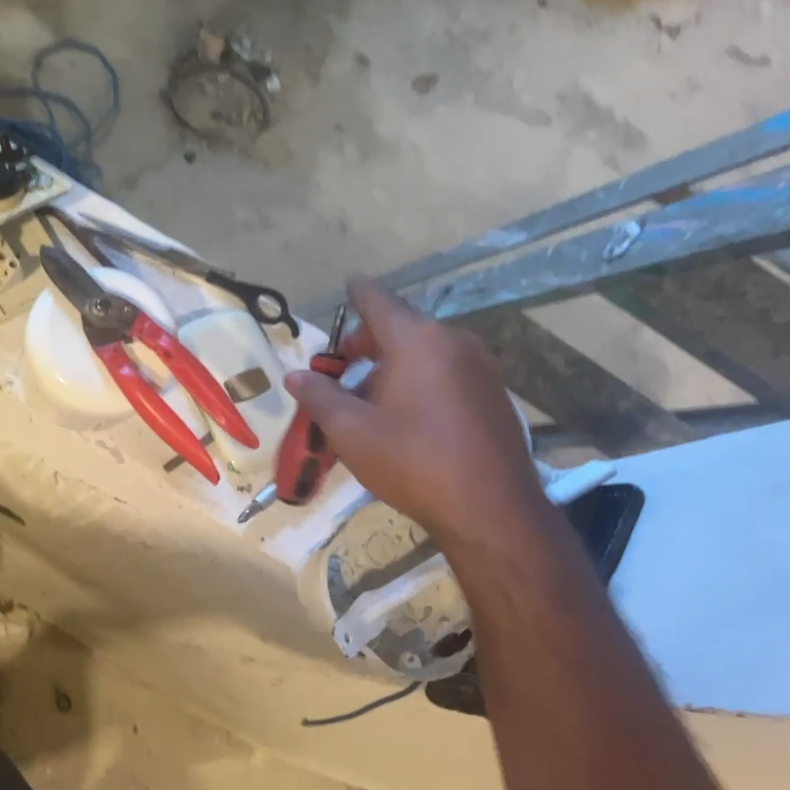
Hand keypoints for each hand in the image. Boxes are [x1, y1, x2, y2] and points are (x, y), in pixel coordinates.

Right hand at [284, 277, 544, 545]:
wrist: (489, 507)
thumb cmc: (411, 460)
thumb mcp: (349, 430)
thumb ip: (319, 396)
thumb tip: (296, 376)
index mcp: (417, 341)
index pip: (379, 302)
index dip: (358, 293)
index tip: (348, 282)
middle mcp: (454, 343)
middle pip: (400, 331)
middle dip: (365, 348)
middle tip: (335, 375)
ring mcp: (481, 369)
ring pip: (423, 357)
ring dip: (389, 371)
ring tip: (363, 407)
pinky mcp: (493, 396)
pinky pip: (444, 376)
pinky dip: (417, 385)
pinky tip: (401, 422)